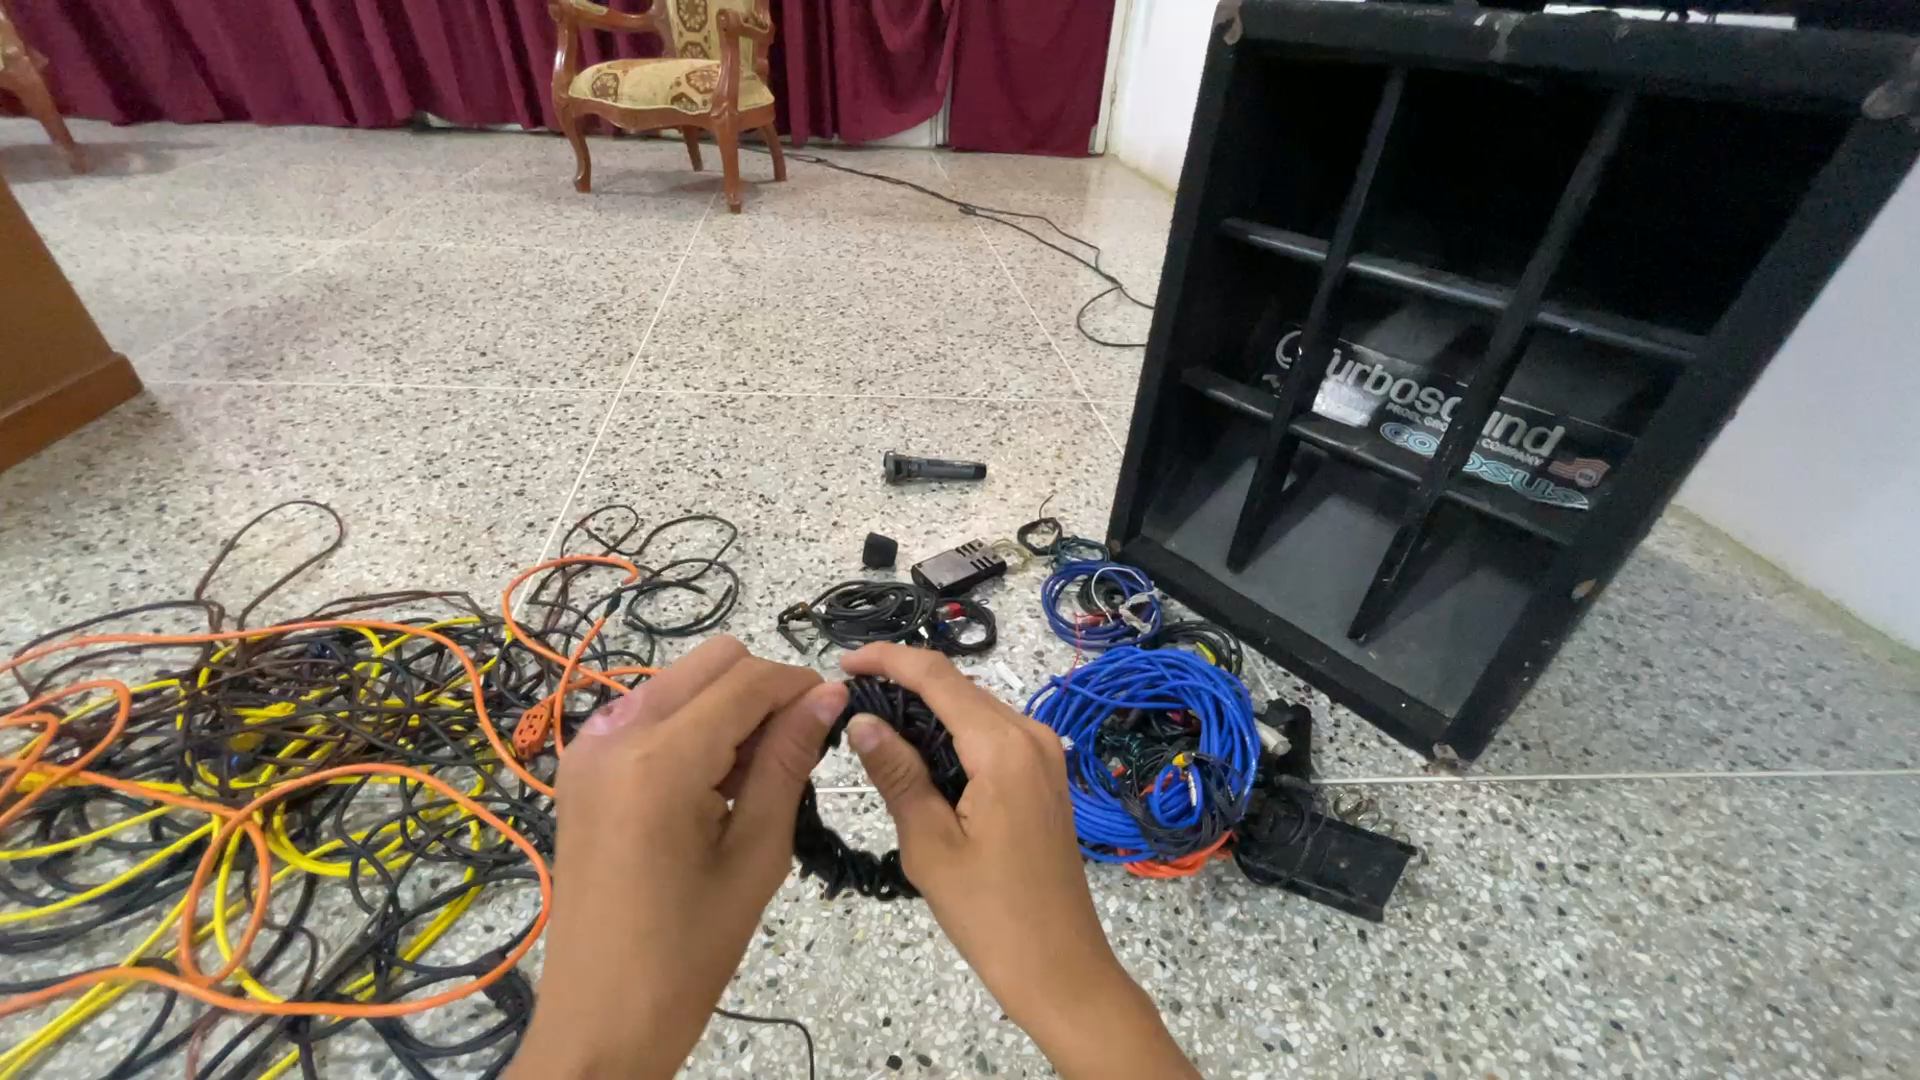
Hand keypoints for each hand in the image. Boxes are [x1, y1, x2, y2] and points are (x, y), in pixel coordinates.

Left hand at [512, 637, 846, 1079]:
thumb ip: (790, 759)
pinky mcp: (581, 764)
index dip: (801, 686)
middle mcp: (615, 732)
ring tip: (750, 773)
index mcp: (659, 760)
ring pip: (684, 678)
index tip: (835, 712)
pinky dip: (693, 723)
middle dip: (764, 688)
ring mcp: (590, 745)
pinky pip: (653, 709)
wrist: (598, 1023)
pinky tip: (710, 780)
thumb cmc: (690, 951)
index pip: (749, 680)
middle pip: (714, 661)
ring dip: (728, 705)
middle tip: (791, 747)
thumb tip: (831, 694)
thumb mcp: (758, 852)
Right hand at [840, 644, 1196, 1079]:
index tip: (844, 661)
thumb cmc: (990, 914)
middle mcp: (1032, 734)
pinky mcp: (1045, 772)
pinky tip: (920, 751)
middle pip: (959, 686)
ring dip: (928, 707)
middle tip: (851, 699)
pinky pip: (993, 732)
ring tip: (875, 722)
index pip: (938, 676)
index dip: (888, 659)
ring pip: (976, 707)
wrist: (1061, 967)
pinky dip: (954, 731)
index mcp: (1004, 746)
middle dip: (904, 682)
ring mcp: (1045, 751)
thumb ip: (897, 773)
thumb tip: (861, 720)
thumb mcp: (930, 844)